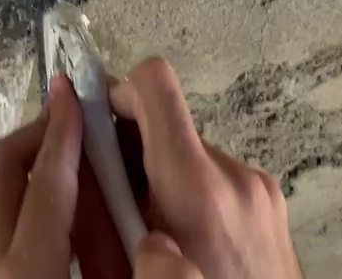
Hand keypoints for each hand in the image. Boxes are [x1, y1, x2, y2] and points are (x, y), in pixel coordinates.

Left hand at [0, 75, 174, 278]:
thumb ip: (135, 271)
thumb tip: (157, 243)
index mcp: (25, 270)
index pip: (46, 184)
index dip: (64, 133)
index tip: (73, 92)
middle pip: (1, 165)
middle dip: (38, 131)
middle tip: (77, 116)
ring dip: (32, 162)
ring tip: (77, 156)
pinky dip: (26, 195)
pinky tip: (63, 211)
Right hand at [110, 58, 302, 278]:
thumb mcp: (121, 270)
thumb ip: (92, 206)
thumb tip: (68, 148)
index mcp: (194, 187)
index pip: (153, 83)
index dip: (117, 91)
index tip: (96, 123)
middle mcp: (234, 176)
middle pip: (165, 120)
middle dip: (131, 146)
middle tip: (114, 195)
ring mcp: (260, 190)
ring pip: (187, 150)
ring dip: (161, 174)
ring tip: (153, 231)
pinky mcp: (272, 204)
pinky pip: (214, 175)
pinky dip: (189, 193)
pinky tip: (186, 243)